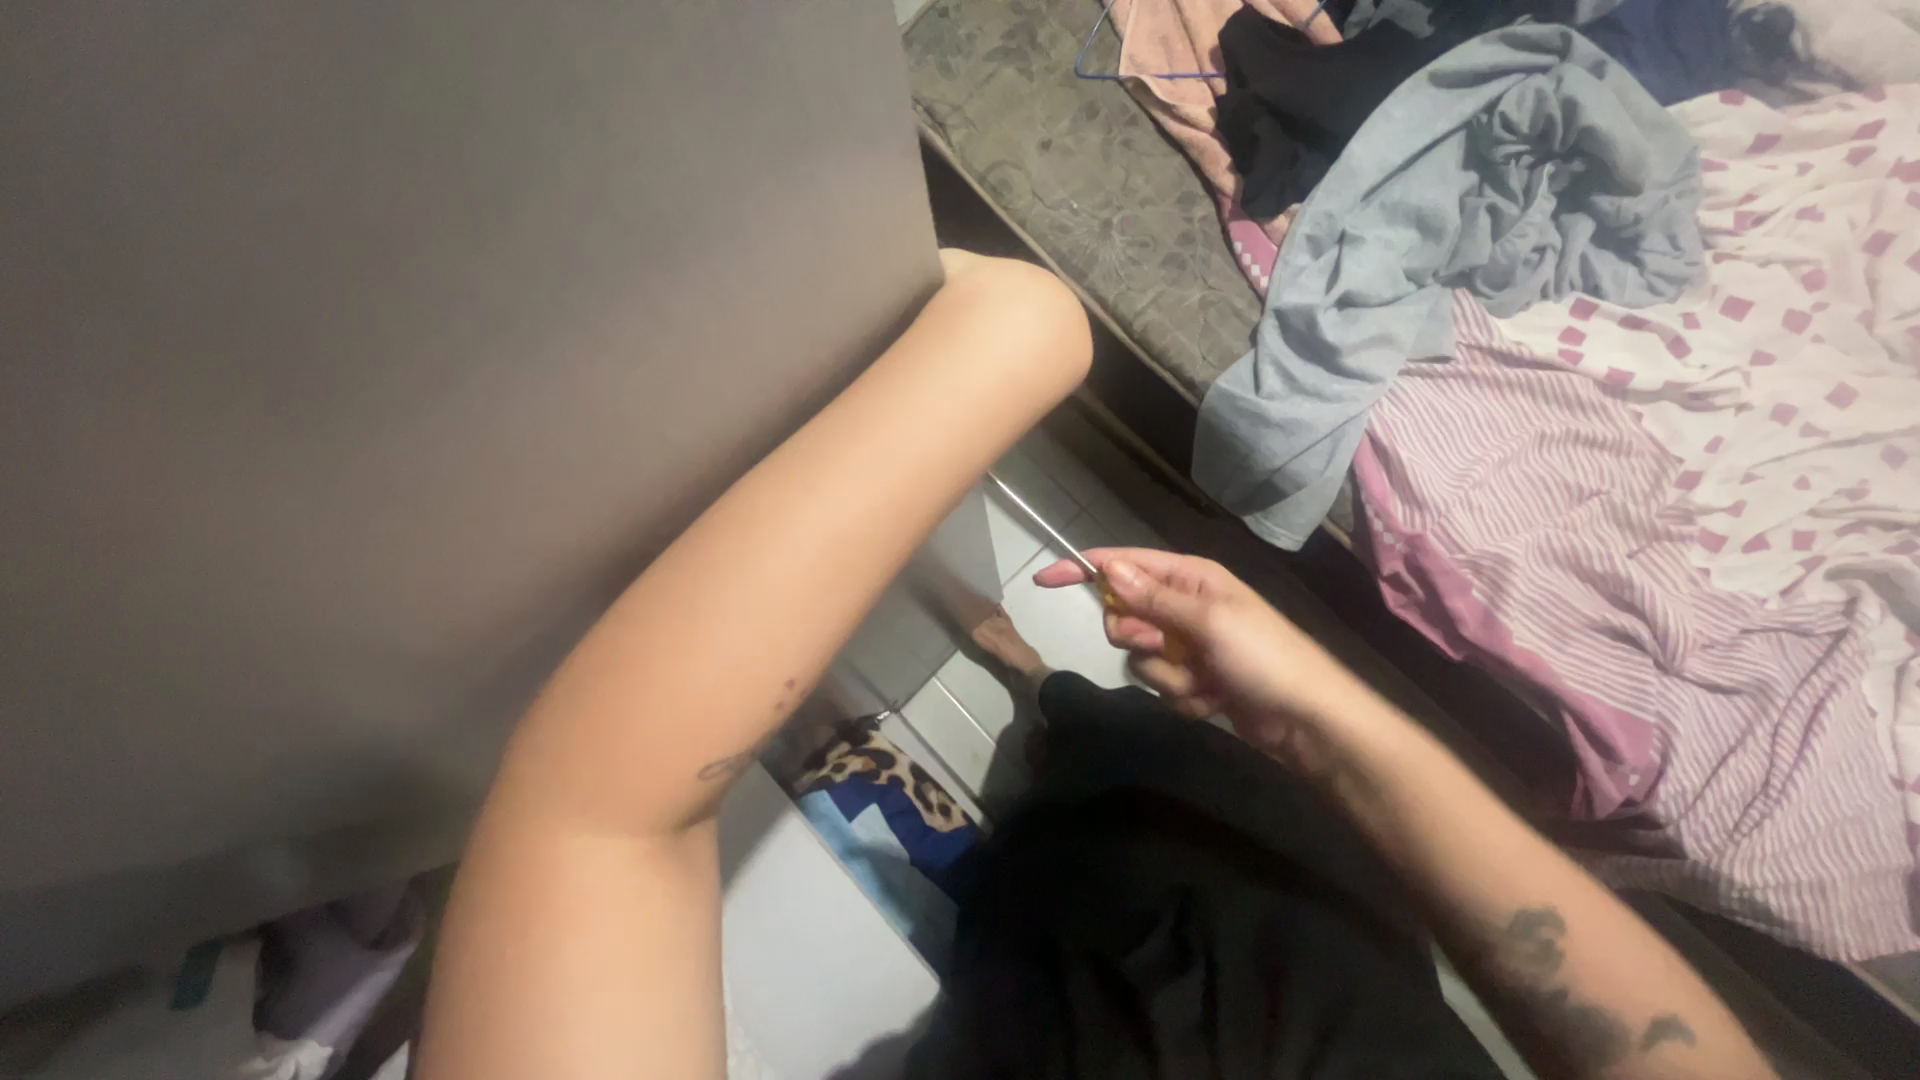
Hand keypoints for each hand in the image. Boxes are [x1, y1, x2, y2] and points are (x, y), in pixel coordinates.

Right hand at [1033, 548, 1357, 735]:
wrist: (1305, 720)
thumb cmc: (1263, 656)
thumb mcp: (1208, 619)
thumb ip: (1153, 595)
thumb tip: (1108, 566)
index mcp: (1189, 577)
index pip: (1123, 564)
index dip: (1083, 569)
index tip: (1045, 579)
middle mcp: (1182, 605)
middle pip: (1123, 613)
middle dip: (1137, 635)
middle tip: (1164, 644)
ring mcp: (1186, 645)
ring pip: (1138, 655)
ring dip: (1167, 673)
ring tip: (1204, 680)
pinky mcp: (1191, 679)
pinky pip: (1159, 684)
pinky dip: (1183, 695)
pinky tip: (1213, 698)